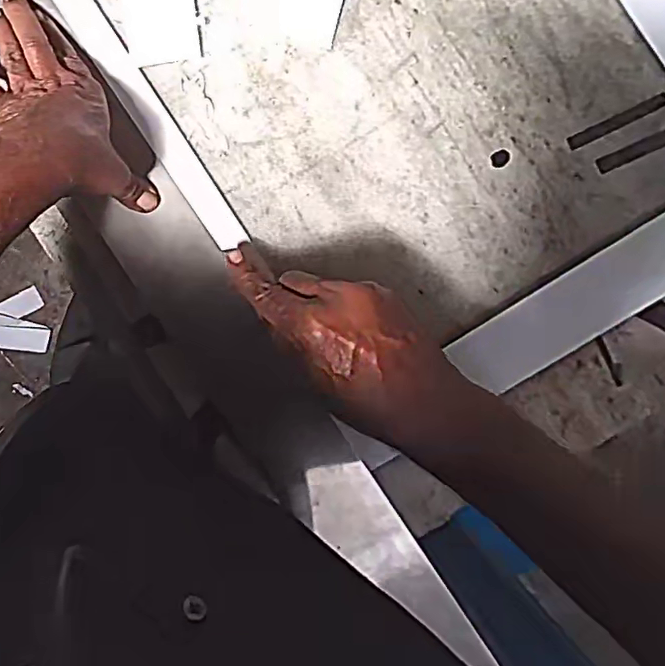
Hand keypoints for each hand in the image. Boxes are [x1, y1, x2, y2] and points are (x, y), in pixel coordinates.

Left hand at [0, 0, 158, 212]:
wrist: (37, 168)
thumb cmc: (73, 161)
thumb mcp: (112, 175)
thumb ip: (129, 184)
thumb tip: (147, 198)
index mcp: (81, 92)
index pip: (71, 55)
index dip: (60, 35)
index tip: (52, 20)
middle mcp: (51, 87)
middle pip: (36, 42)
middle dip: (25, 17)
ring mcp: (24, 94)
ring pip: (12, 53)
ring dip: (3, 32)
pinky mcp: (0, 109)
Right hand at [224, 243, 489, 449]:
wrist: (427, 403)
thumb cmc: (376, 404)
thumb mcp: (315, 382)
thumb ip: (290, 344)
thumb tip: (275, 324)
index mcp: (314, 327)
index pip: (268, 294)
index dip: (247, 277)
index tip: (237, 261)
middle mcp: (339, 301)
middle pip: (294, 282)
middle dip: (289, 300)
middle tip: (297, 327)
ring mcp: (364, 292)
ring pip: (323, 285)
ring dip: (321, 304)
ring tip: (339, 340)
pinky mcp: (383, 291)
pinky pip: (350, 290)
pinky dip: (347, 306)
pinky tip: (358, 335)